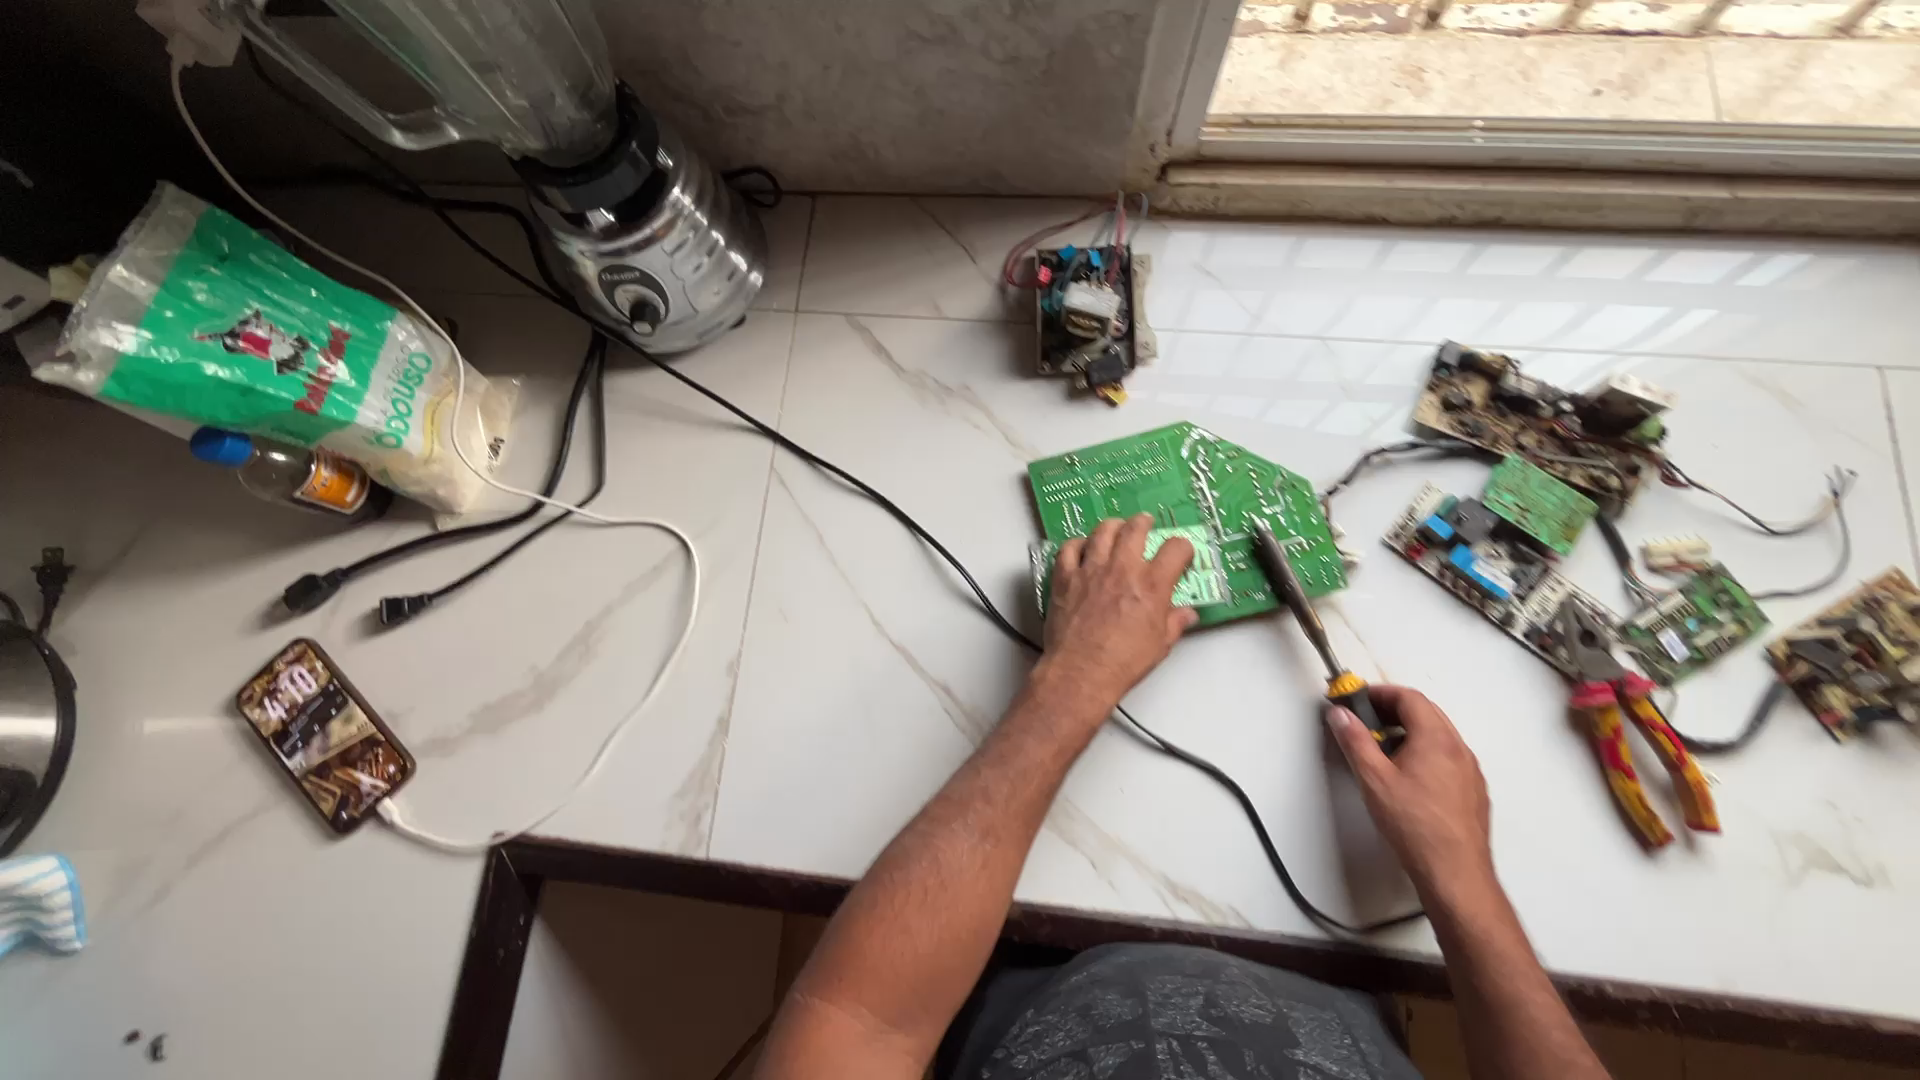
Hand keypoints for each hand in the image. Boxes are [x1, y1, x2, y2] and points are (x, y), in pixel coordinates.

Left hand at [1036, 514, 1196, 711]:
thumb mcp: (1160, 645)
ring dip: (1112, 526)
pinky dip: (1077, 544)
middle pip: (1135, 529)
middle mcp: (1122, 569)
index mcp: (1151, 585)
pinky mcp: (1065, 577)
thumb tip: (1187, 614)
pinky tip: (1081, 548)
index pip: (1175, 549)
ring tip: (1115, 527)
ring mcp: (1091, 570)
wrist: (1081, 671)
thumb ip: (1175, 623)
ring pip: (1102, 532)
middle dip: (1143, 522)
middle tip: (1144, 523)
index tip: (1180, 552)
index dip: (1182, 547)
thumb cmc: (1122, 662)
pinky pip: (1069, 549)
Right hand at [1326, 686, 1494, 904]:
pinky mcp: (1474, 791)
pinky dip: (1424, 751)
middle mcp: (1459, 749)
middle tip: (1365, 720)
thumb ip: (1354, 740)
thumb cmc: (1413, 824)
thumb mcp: (1373, 778)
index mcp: (1436, 739)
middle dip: (1392, 709)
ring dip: (1409, 730)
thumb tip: (1339, 714)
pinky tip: (1407, 776)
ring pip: (1439, 735)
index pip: (1409, 697)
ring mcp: (1470, 771)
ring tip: (1381, 749)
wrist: (1455, 872)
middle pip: (1426, 712)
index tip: (1357, 699)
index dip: (1380, 693)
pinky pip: (1448, 756)